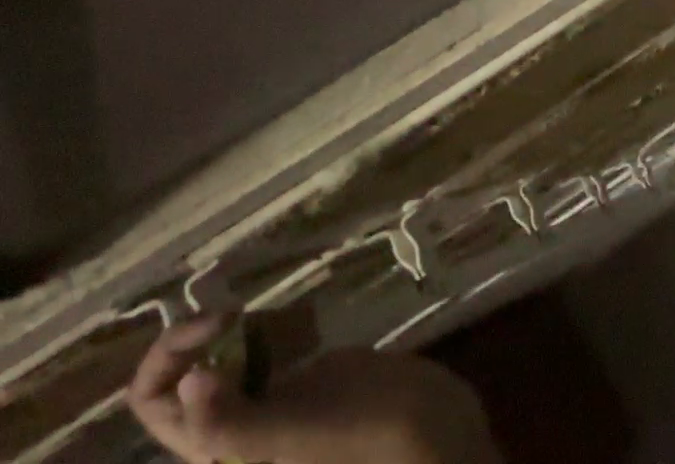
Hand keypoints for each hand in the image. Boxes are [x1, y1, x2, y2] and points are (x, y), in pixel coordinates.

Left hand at [128, 317, 500, 463]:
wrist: (433, 431)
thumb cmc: (357, 437)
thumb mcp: (286, 435)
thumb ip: (227, 419)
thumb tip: (189, 378)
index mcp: (217, 448)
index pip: (157, 403)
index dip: (170, 358)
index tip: (221, 320)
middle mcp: (239, 424)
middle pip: (191, 375)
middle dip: (211, 337)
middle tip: (244, 311)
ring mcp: (282, 400)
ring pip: (237, 357)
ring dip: (247, 330)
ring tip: (280, 316)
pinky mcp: (320, 379)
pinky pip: (281, 350)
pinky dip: (283, 328)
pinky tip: (307, 321)